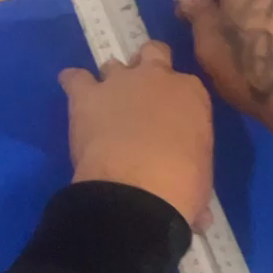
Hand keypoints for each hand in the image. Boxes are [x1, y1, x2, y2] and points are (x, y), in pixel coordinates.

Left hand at [59, 41, 212, 228]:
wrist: (138, 190)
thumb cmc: (181, 188)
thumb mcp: (200, 181)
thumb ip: (194, 181)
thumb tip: (201, 217)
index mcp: (192, 95)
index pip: (185, 86)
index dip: (174, 101)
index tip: (168, 118)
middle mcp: (156, 78)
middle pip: (151, 55)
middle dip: (145, 68)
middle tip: (139, 93)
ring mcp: (119, 83)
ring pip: (112, 65)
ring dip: (109, 81)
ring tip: (104, 102)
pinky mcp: (86, 96)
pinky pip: (74, 77)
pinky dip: (72, 82)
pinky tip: (71, 90)